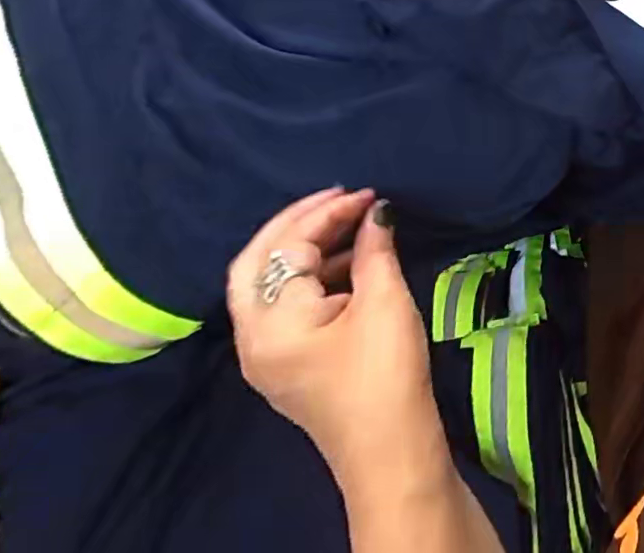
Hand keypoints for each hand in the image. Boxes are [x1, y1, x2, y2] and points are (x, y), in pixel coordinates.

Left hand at [227, 189, 441, 480]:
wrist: (389, 448)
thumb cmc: (385, 371)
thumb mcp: (385, 301)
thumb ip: (375, 250)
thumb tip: (376, 212)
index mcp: (272, 321)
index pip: (290, 247)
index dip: (329, 214)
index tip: (368, 195)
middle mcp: (253, 336)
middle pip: (257, 261)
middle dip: (297, 221)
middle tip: (341, 197)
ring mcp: (264, 352)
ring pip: (267, 282)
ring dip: (305, 246)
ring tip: (350, 223)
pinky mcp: (284, 361)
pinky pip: (284, 302)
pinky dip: (311, 273)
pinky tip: (347, 262)